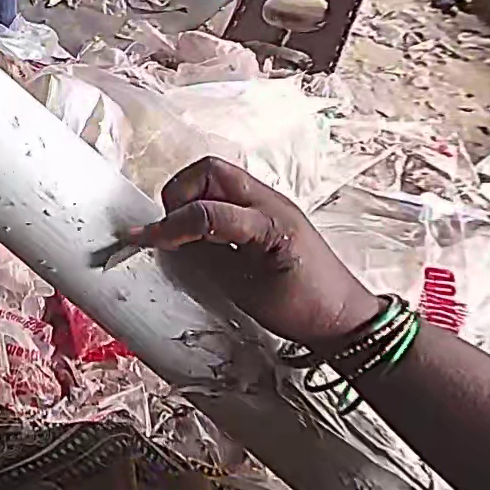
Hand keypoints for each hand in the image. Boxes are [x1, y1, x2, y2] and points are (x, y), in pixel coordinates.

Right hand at [126, 157, 378, 346]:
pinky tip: (201, 229)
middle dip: (179, 195)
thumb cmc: (300, 308)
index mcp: (270, 224)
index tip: (144, 239)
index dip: (169, 226)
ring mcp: (269, 201)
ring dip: (188, 196)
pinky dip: (202, 202)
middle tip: (171, 227)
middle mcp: (269, 202)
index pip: (207, 212)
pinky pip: (224, 190)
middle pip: (209, 171)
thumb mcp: (245, 289)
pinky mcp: (264, 207)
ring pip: (214, 174)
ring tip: (184, 228)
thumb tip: (168, 241)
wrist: (346, 318)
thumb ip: (204, 257)